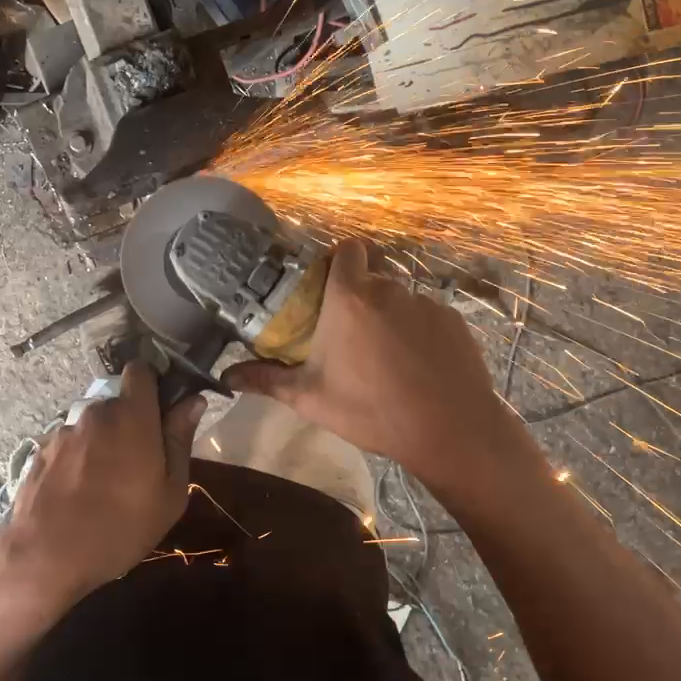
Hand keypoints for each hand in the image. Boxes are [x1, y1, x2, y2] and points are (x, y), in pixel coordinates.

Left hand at [0, 360, 205, 610]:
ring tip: (107, 487)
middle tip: (141, 463)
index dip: (154, 382)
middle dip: (131, 423)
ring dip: (103, 444)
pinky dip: (79, 461)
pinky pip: (70, 446)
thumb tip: (193, 401)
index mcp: (130, 416)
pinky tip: (80, 496)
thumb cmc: (120, 528)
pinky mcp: (40, 452)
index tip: (163, 408)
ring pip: (92, 427)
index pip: (140, 369)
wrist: (46, 557)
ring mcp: (62, 432)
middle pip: (117, 403)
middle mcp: (94, 413)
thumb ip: (180, 440)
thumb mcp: (170, 493)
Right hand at [221, 239, 538, 503]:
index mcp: (350, 298)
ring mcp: (427, 304)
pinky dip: (419, 334)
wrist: (449, 431)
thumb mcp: (310, 398)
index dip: (339, 261)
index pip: (347, 249)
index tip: (328, 286)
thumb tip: (226, 376)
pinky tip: (416, 367)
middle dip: (360, 297)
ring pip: (401, 299)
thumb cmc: (370, 411)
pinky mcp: (455, 321)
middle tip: (349, 334)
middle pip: (372, 276)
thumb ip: (267, 379)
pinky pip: (428, 317)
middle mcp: (390, 290)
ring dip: (390, 317)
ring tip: (385, 358)